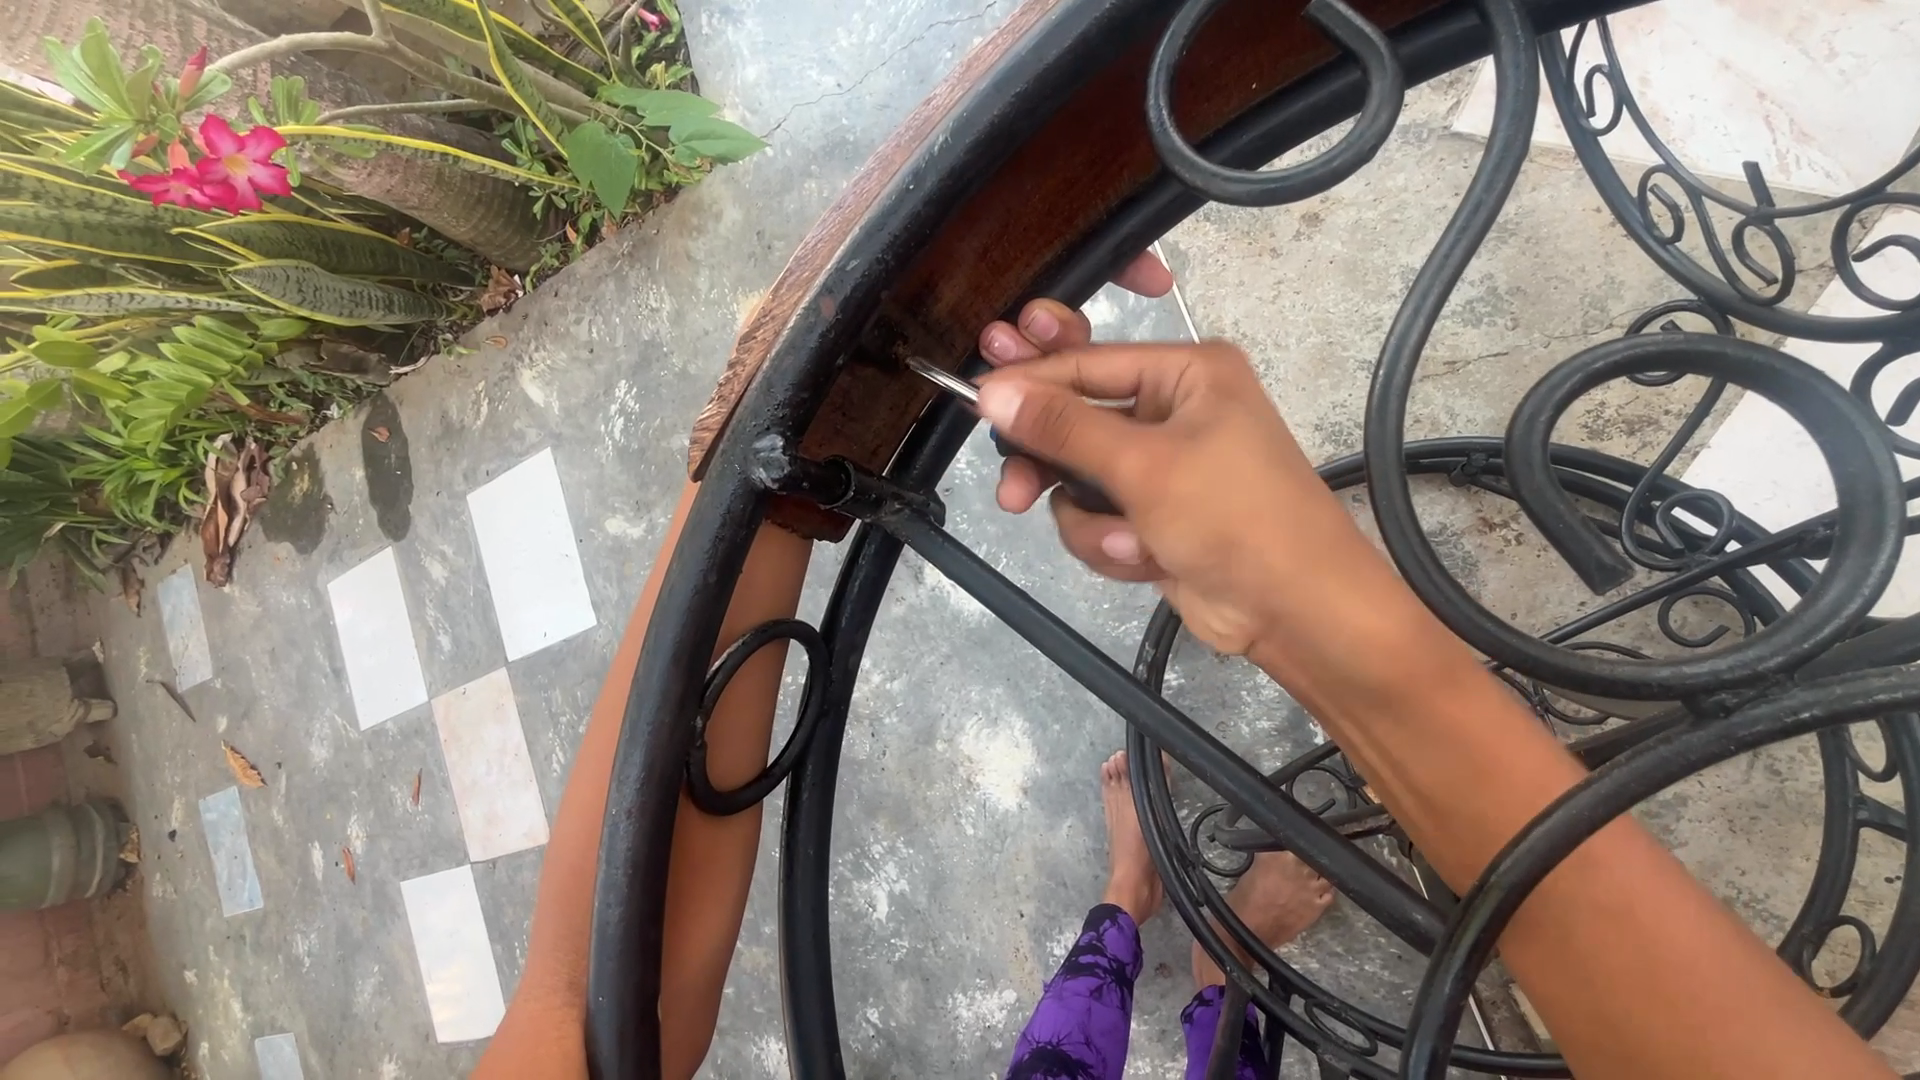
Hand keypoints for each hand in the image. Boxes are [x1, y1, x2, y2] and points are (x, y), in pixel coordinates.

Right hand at [975, 341, 1419, 671]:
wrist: (1294, 611)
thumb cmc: (1232, 516)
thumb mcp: (1143, 466)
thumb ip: (1062, 428)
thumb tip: (992, 393)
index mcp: (1185, 374)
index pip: (1087, 366)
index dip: (1031, 385)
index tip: (977, 402)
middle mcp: (1172, 413)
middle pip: (1076, 429)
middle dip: (1056, 472)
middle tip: (1013, 495)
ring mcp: (1161, 470)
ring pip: (1080, 484)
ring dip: (1094, 523)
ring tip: (1127, 544)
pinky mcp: (1152, 519)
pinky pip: (1098, 522)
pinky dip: (1112, 546)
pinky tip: (1145, 561)